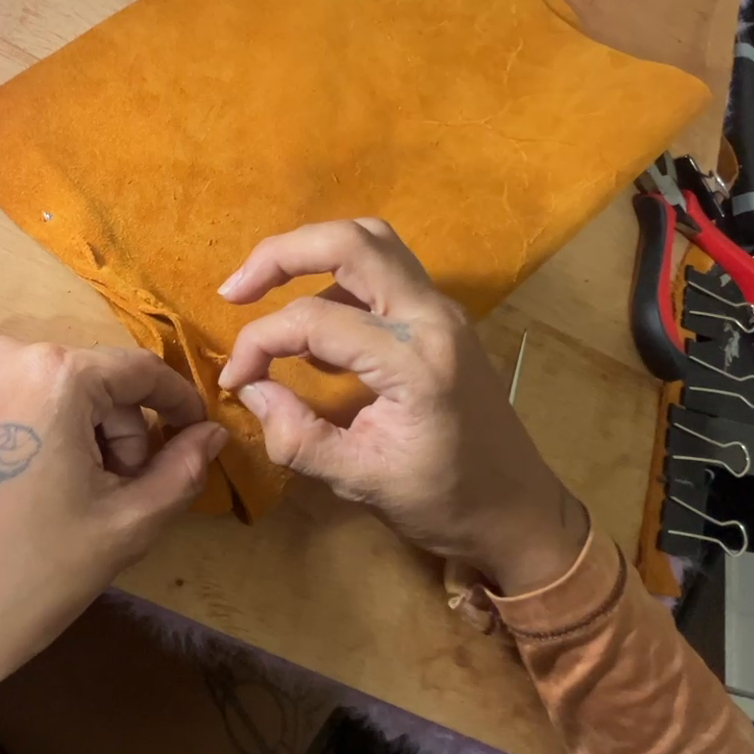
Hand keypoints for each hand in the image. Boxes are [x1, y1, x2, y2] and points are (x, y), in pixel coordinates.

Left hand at [0, 338, 225, 753]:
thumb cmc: (32, 574)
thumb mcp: (124, 522)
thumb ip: (180, 470)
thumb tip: (214, 434)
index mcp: (53, 374)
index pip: (138, 371)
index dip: (177, 402)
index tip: (198, 433)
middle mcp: (6, 353)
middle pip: (97, 379)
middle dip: (125, 429)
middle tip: (126, 490)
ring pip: (59, 386)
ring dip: (87, 429)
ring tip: (83, 494)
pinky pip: (20, 392)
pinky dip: (47, 425)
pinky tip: (45, 479)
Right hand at [216, 219, 587, 594]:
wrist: (519, 512)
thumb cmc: (443, 502)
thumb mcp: (359, 480)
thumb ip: (294, 435)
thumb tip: (248, 388)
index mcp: (416, 360)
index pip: (314, 320)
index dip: (258, 343)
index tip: (234, 378)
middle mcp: (433, 316)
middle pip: (351, 241)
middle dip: (280, 254)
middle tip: (235, 290)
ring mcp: (440, 310)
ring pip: (370, 241)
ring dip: (310, 254)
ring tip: (263, 288)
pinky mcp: (438, 317)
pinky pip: (380, 271)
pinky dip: (333, 279)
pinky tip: (309, 327)